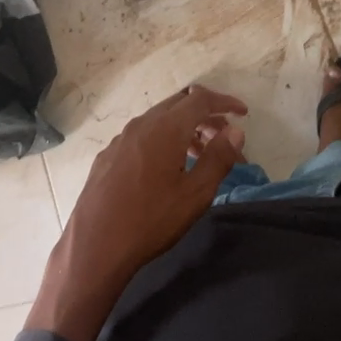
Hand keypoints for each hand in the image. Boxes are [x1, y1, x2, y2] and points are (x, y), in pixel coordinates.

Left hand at [25, 85, 246, 340]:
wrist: (97, 240)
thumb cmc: (152, 218)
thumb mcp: (195, 193)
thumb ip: (218, 158)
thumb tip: (236, 131)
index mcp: (165, 128)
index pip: (199, 99)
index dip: (223, 102)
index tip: (243, 113)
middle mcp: (141, 123)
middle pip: (178, 104)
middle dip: (206, 115)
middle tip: (225, 138)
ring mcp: (121, 137)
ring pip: (159, 120)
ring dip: (185, 129)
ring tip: (202, 156)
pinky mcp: (109, 153)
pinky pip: (143, 134)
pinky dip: (163, 139)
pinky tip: (168, 166)